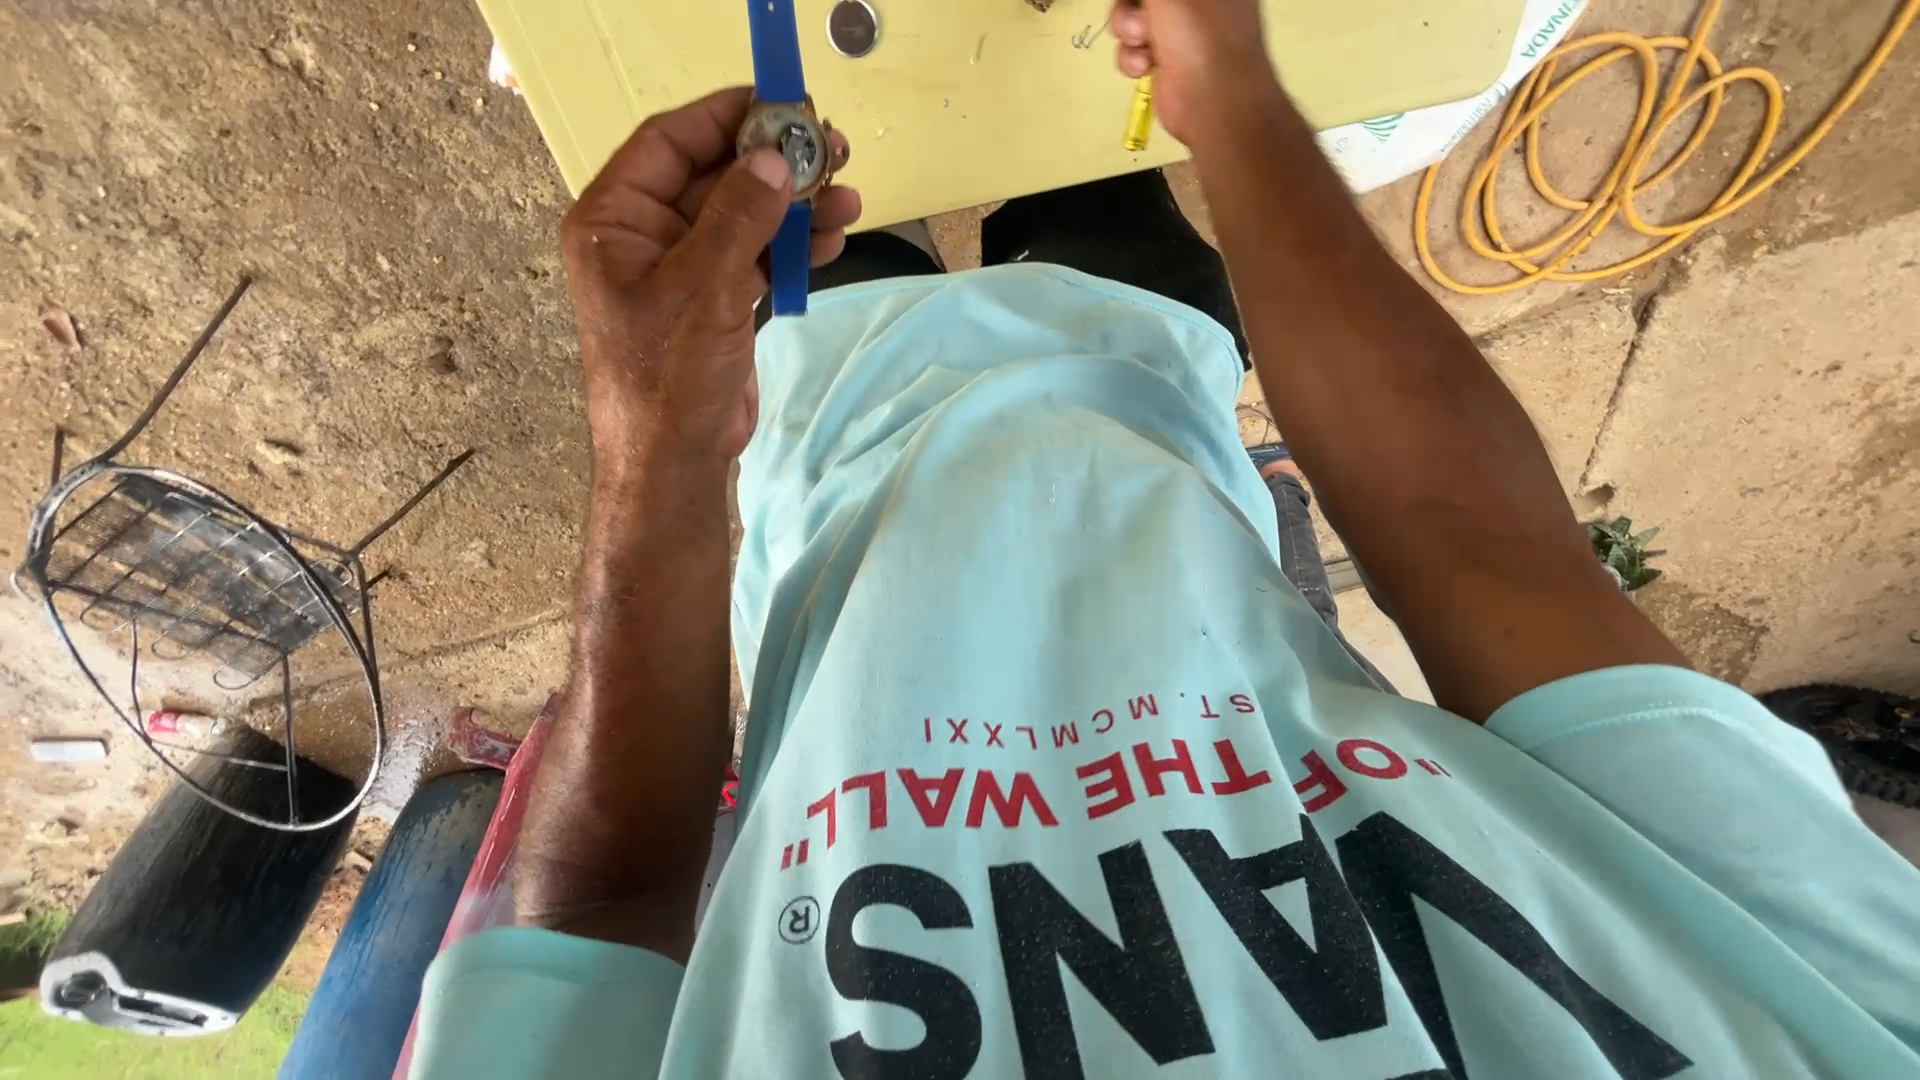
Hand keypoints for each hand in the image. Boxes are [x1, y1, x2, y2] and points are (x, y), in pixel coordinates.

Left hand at [561, 87, 860, 469]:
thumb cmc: (670, 374)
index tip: (779, 104)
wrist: (677, 457)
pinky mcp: (719, 303)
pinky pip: (757, 259)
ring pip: (744, 220)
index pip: (669, 143)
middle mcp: (647, 238)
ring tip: (847, 199)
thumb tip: (775, 160)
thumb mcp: (703, 286)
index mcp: (616, 220)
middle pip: (715, 180)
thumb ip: (739, 217)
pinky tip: (829, 239)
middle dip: (773, 168)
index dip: (724, 118)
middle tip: (831, 152)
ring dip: (794, 209)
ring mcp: (686, 272)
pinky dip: (792, 249)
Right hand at [1109, 0, 1285, 147]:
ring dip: (1127, 29)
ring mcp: (1178, 29)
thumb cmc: (1200, 35)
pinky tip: (1142, 67)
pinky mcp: (1163, 60)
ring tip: (1141, 42)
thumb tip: (1142, 2)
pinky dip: (1131, 57)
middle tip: (1140, 19)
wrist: (1213, 102)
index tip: (1141, 0)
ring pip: (1132, 16)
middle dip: (1131, 4)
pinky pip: (1133, 48)